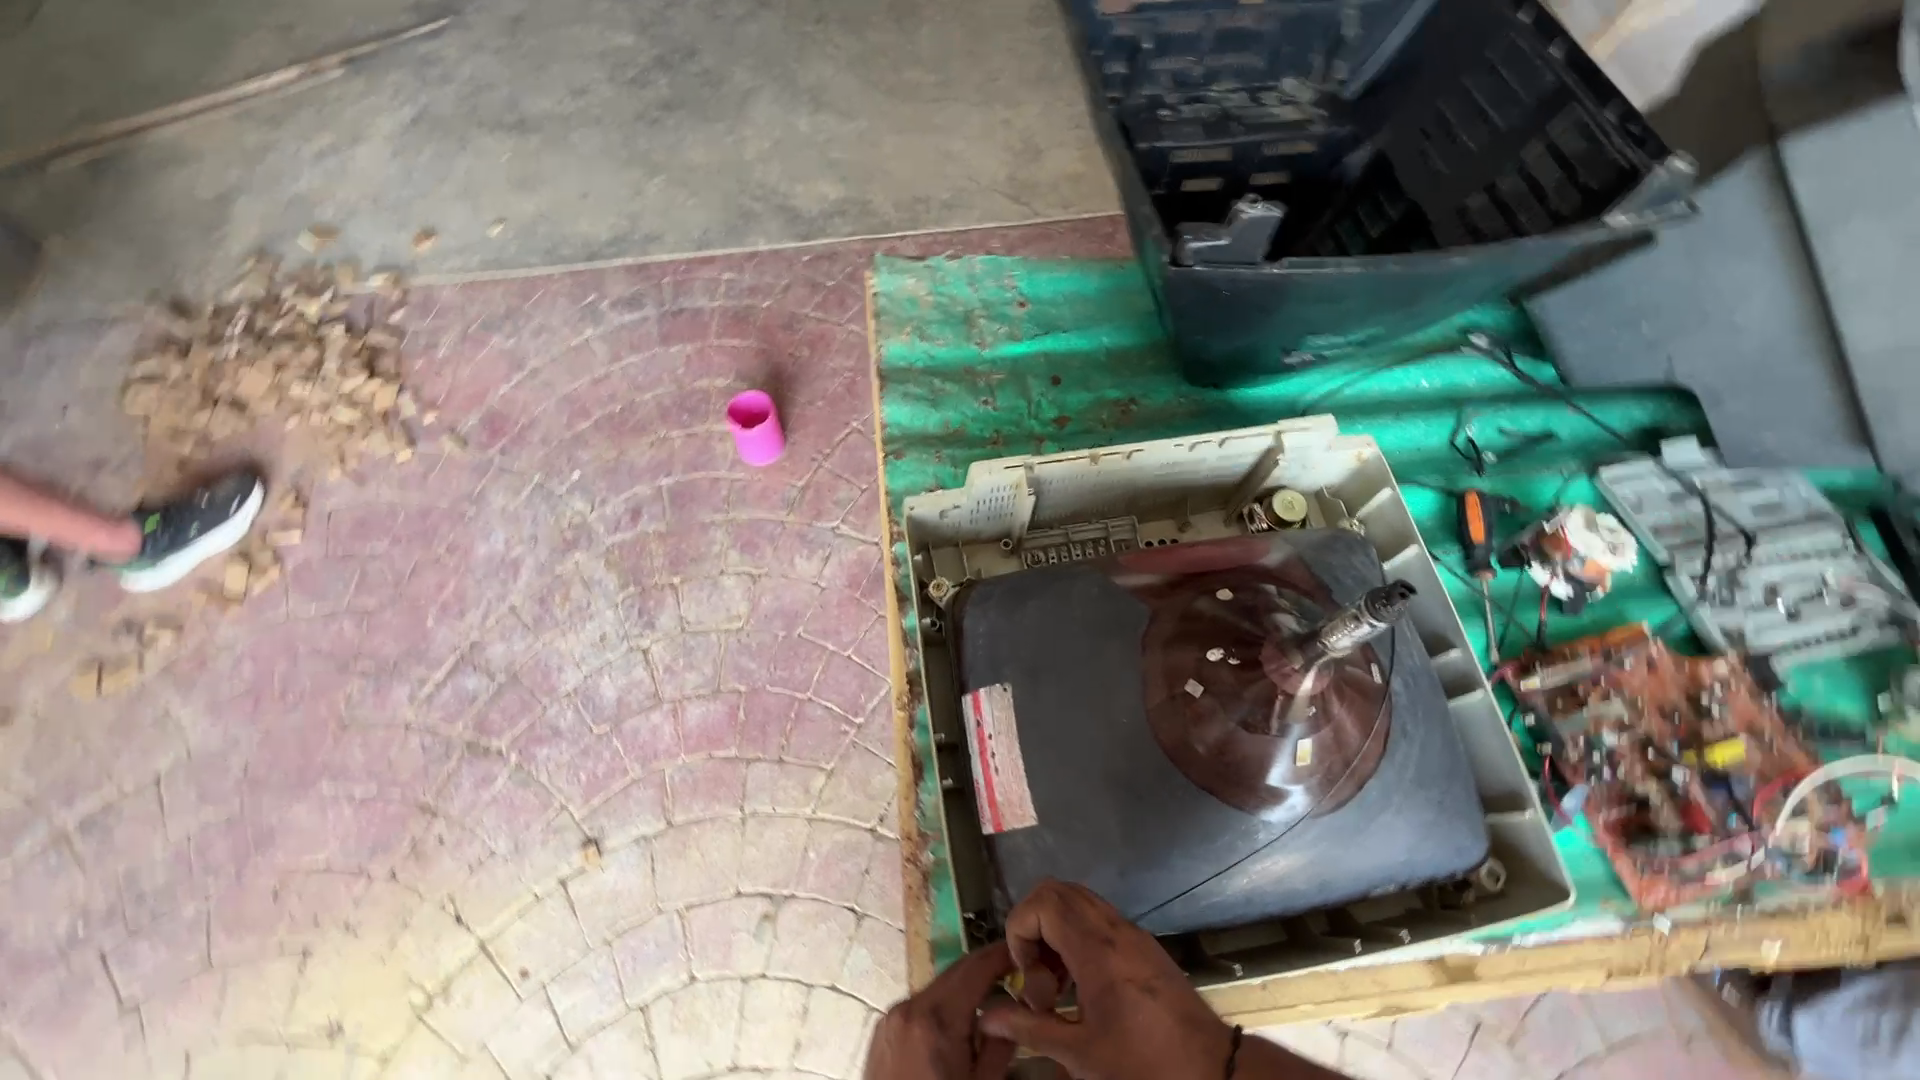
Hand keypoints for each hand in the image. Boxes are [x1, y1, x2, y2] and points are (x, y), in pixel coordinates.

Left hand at [864, 940, 1017, 1079]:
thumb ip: (999, 1043)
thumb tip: (1010, 1008)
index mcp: (937, 1018)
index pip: (975, 968)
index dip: (1001, 955)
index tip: (1022, 951)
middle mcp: (909, 1006)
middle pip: (955, 972)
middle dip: (985, 969)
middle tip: (1014, 972)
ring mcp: (891, 1016)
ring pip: (937, 988)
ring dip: (963, 988)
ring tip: (989, 1000)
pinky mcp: (882, 1029)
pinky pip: (919, 1005)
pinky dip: (941, 1005)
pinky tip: (957, 1025)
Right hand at [978, 880, 1233, 1079]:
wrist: (1212, 1069)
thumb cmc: (1144, 1064)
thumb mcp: (1082, 1054)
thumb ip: (1031, 1029)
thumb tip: (988, 1015)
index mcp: (1097, 949)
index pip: (1043, 902)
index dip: (1020, 929)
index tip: (1027, 975)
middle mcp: (1114, 928)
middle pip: (1057, 891)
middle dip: (1033, 925)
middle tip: (1036, 973)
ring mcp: (1131, 933)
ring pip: (1078, 901)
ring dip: (1055, 931)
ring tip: (1056, 983)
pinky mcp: (1142, 945)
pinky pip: (1098, 918)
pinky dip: (1077, 937)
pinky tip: (1080, 985)